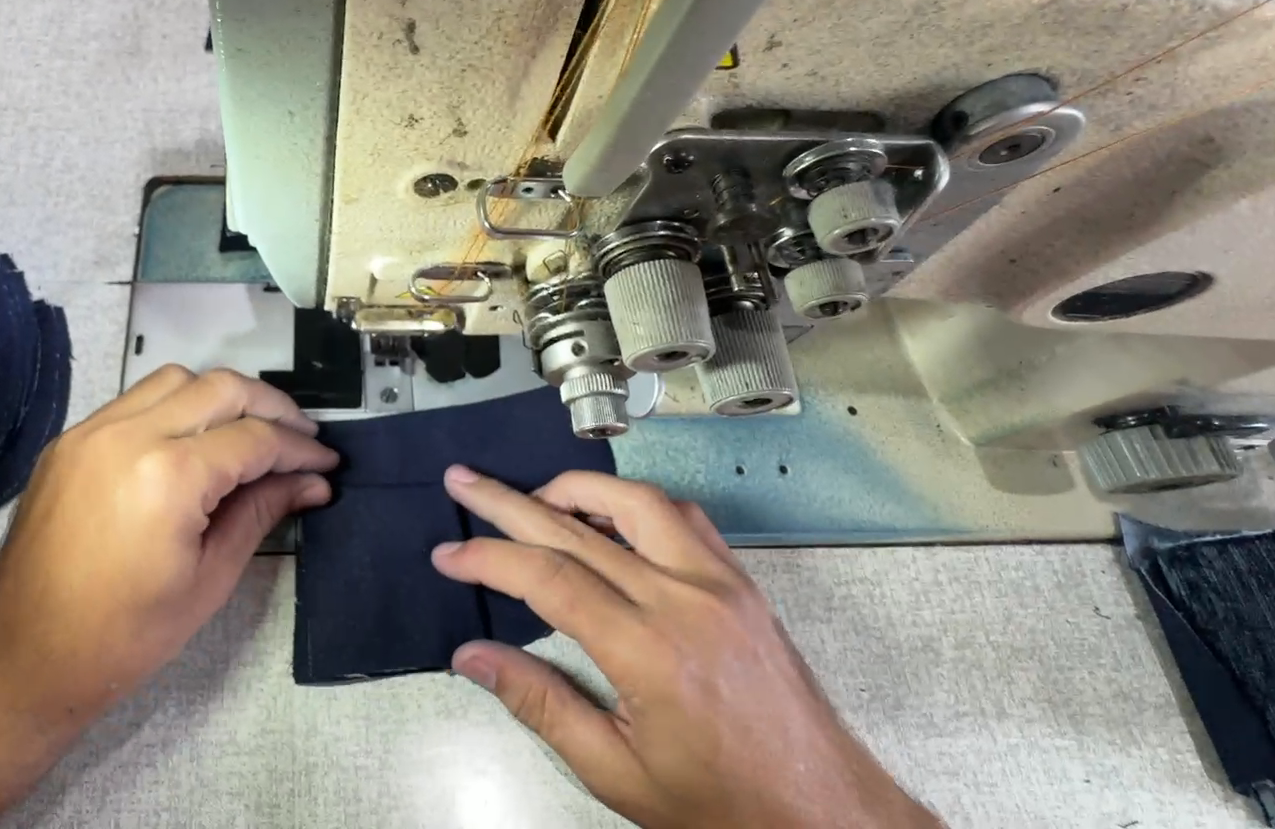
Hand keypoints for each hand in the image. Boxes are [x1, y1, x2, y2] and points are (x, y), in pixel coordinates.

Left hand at [0, 366, 336, 738]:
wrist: (22, 657)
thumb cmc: (124, 636)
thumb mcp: (210, 579)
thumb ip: (262, 512)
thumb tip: (313, 484)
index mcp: (168, 476)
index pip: (254, 439)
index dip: (299, 449)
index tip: (326, 463)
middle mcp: (128, 434)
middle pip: (220, 387)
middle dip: (271, 406)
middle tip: (301, 436)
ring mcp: (92, 431)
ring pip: (175, 379)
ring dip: (221, 395)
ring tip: (250, 431)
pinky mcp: (70, 439)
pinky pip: (136, 399)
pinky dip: (176, 406)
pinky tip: (194, 440)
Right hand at [431, 467, 937, 828]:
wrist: (826, 814)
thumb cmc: (718, 804)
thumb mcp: (616, 773)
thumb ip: (539, 704)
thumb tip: (469, 657)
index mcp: (649, 651)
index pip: (549, 578)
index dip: (488, 557)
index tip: (447, 553)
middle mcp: (683, 598)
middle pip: (577, 526)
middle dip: (507, 501)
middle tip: (462, 479)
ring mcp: (718, 580)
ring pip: (634, 500)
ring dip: (574, 489)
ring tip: (530, 497)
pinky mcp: (740, 579)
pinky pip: (682, 515)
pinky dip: (631, 501)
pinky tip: (607, 514)